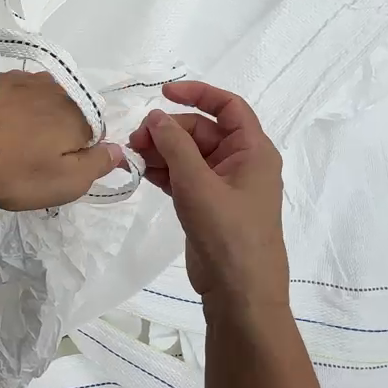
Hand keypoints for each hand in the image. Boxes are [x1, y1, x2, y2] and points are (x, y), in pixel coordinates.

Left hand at [0, 71, 114, 210]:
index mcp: (77, 113)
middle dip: (57, 131)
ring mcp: (18, 79)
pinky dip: (8, 107)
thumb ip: (98, 164)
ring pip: (39, 98)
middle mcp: (52, 87)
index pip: (94, 130)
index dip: (80, 151)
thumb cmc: (13, 173)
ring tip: (11, 142)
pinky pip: (11, 93)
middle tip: (32, 158)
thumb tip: (119, 149)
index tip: (58, 166)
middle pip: (67, 110)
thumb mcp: (65, 183)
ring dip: (32, 116)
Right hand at [127, 81, 288, 313]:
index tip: (163, 94)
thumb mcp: (197, 183)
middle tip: (136, 141)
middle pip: (201, 130)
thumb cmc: (228, 233)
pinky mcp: (208, 204)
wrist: (240, 293)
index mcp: (253, 152)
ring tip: (134, 158)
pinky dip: (164, 170)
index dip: (198, 94)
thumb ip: (175, 144)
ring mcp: (224, 185)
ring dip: (161, 150)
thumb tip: (156, 117)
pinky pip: (184, 175)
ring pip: (189, 153)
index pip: (229, 107)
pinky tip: (142, 173)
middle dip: (168, 130)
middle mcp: (241, 163)